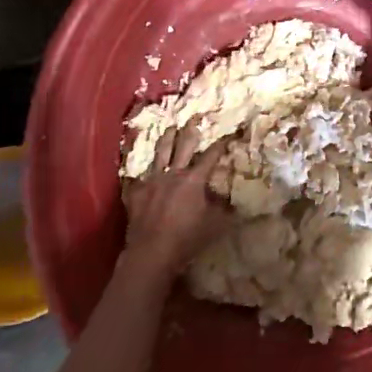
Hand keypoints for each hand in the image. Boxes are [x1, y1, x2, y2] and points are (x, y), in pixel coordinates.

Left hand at [122, 127, 233, 279]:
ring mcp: (151, 180)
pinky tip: (140, 171)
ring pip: (159, 154)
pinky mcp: (136, 192)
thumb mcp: (215, 226)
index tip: (228, 134)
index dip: (220, 145)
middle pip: (182, 146)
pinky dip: (142, 173)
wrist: (152, 252)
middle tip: (194, 119)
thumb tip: (236, 202)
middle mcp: (172, 173)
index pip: (210, 156)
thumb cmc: (187, 239)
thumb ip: (225, 211)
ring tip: (169, 129)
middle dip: (190, 131)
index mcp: (193, 180)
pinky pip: (138, 177)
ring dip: (166, 139)